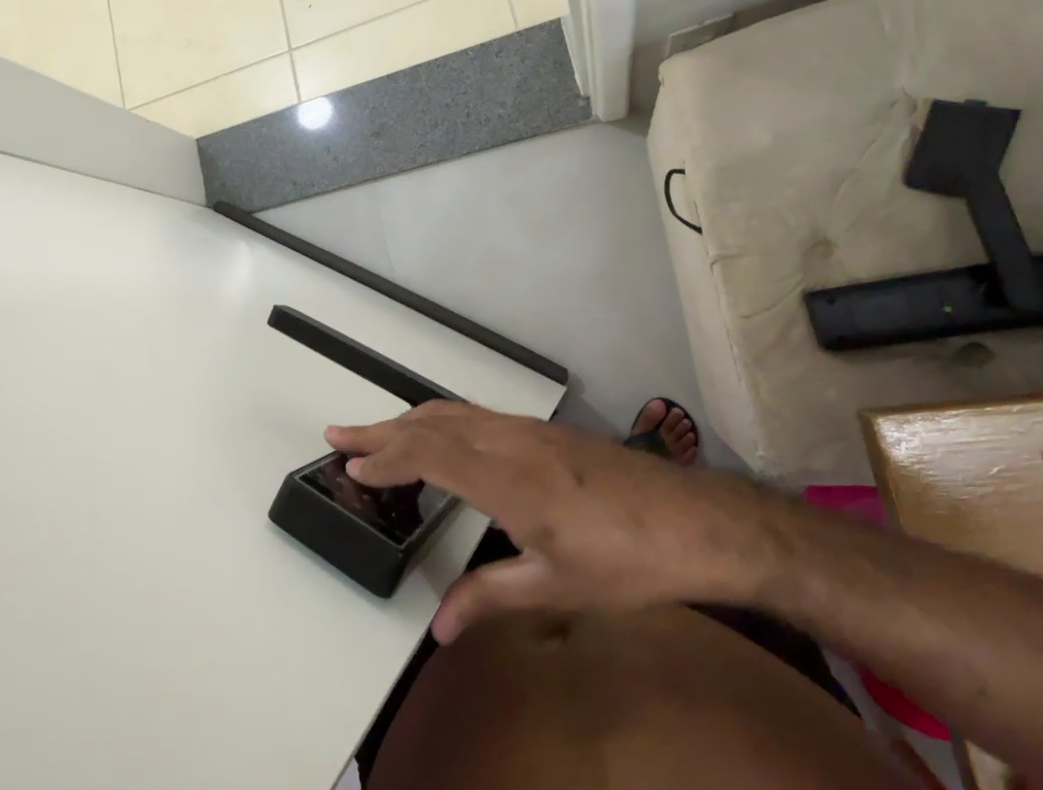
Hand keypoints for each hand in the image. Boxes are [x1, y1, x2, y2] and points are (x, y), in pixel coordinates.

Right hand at [325, 401, 786, 642]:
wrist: (704, 524)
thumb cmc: (630, 560)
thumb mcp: (557, 587)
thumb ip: (488, 597)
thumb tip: (438, 630)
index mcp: (509, 480)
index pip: (429, 455)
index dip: (385, 458)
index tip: (350, 467)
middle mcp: (512, 442)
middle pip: (431, 423)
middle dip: (380, 430)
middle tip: (338, 434)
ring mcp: (530, 431)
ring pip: (453, 413)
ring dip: (407, 420)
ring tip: (375, 431)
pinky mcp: (545, 431)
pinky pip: (475, 414)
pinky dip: (438, 419)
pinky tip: (437, 432)